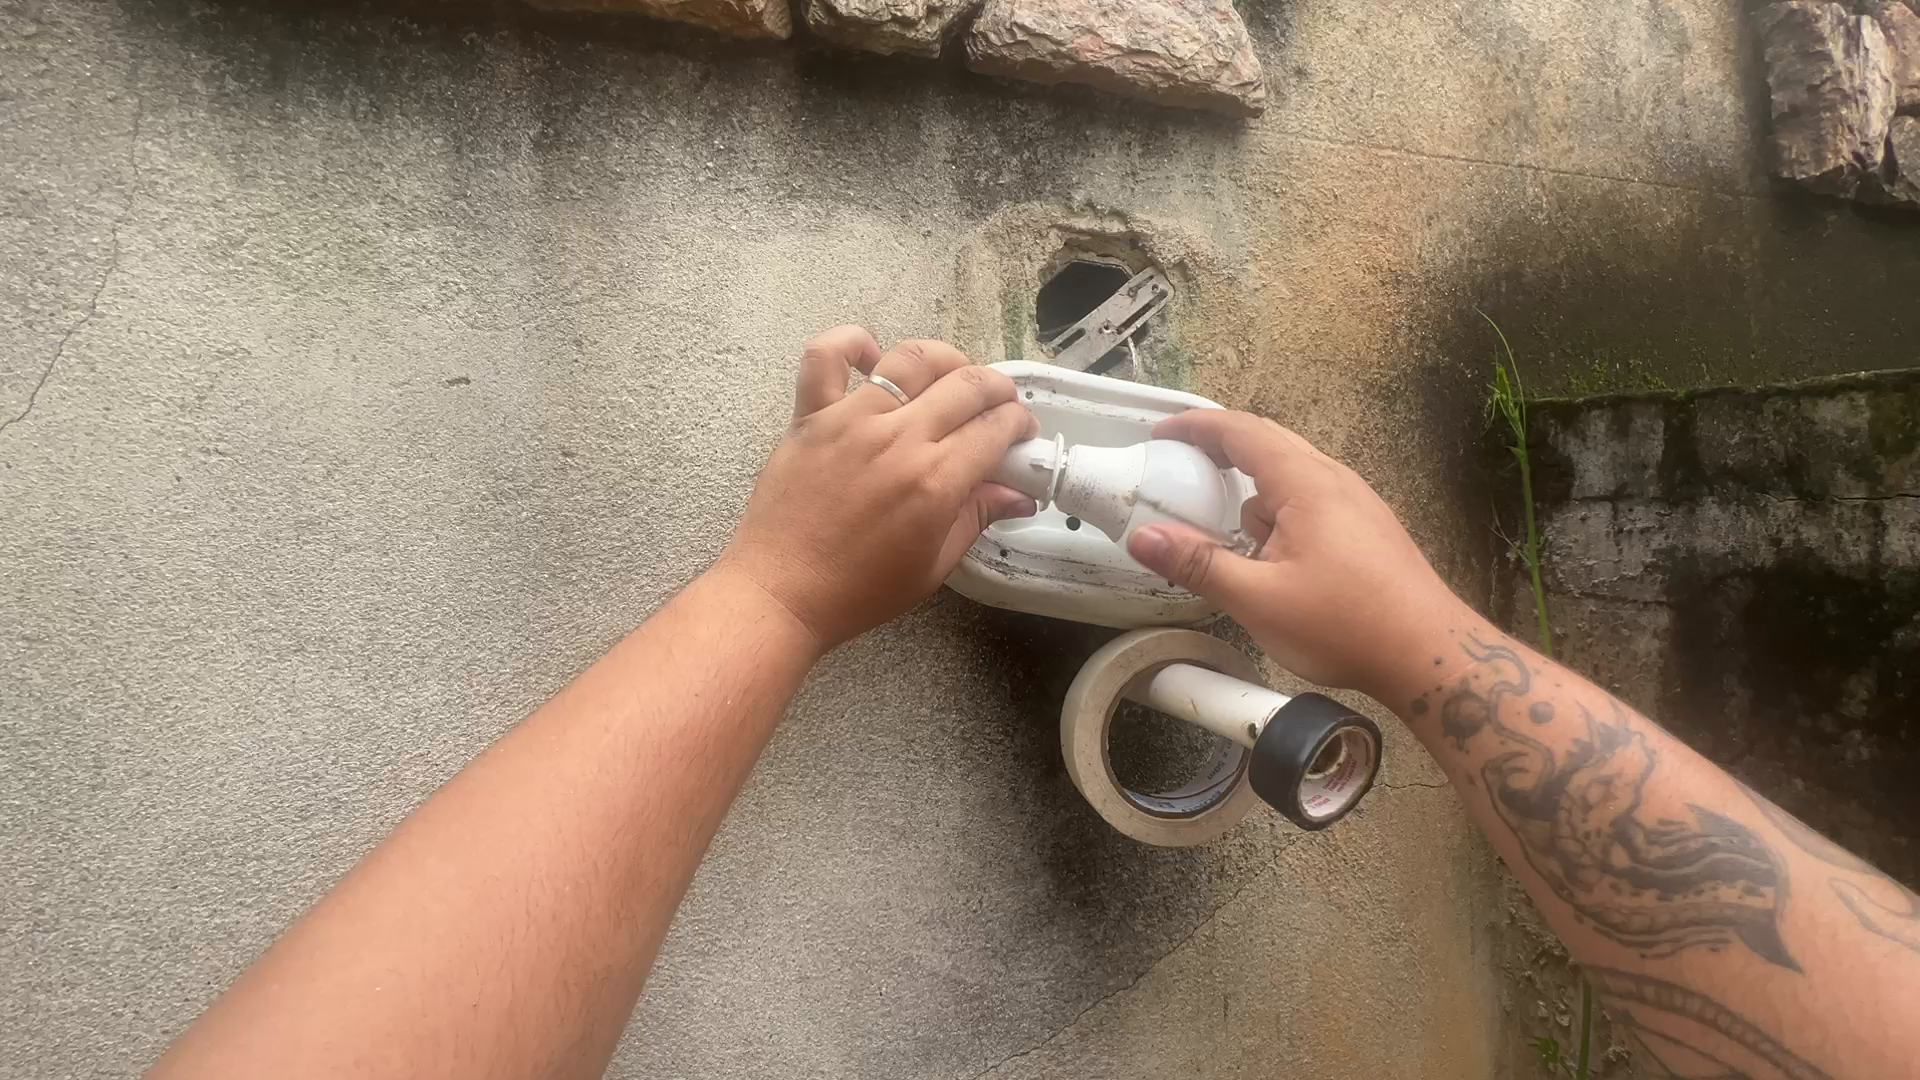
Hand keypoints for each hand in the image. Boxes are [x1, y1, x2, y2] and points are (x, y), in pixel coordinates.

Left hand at [718, 327, 1037, 650]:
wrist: (783, 591)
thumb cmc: (860, 590)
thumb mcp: (933, 567)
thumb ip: (976, 519)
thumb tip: (1020, 495)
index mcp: (936, 480)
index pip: (995, 429)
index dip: (1019, 423)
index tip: (1022, 431)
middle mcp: (900, 438)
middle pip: (967, 386)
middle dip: (999, 389)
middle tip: (1002, 403)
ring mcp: (852, 419)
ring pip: (911, 360)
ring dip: (946, 359)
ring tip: (953, 374)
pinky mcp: (811, 415)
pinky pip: (827, 357)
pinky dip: (852, 343)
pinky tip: (873, 356)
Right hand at [1125, 410, 1465, 693]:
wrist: (1431, 656)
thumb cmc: (1345, 625)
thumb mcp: (1258, 599)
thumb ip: (1197, 564)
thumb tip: (1141, 538)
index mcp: (1307, 484)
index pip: (1243, 431)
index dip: (1197, 426)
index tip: (1161, 433)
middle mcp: (1334, 481)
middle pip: (1268, 444)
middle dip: (1220, 451)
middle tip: (1181, 468)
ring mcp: (1355, 504)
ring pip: (1287, 479)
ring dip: (1249, 495)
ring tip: (1228, 539)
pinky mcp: (1364, 529)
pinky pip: (1306, 503)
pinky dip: (1274, 515)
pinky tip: (1271, 560)